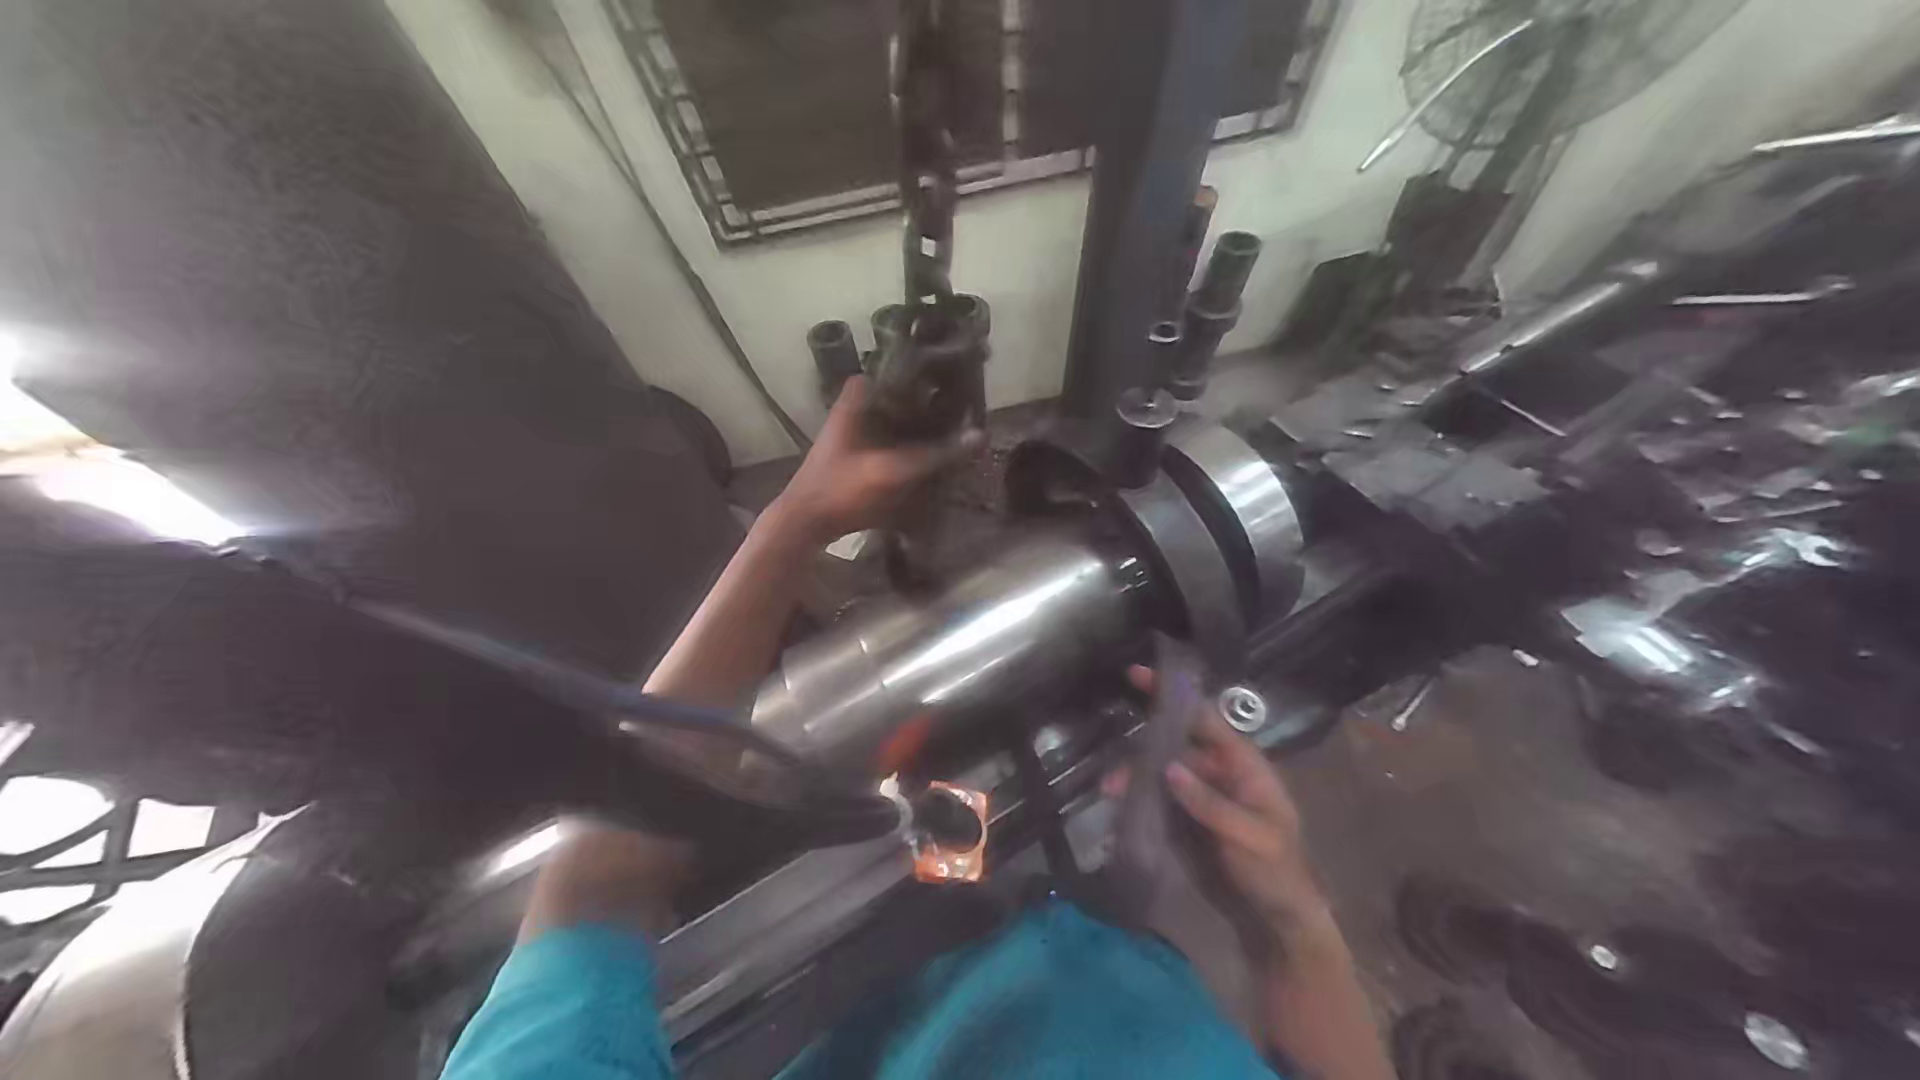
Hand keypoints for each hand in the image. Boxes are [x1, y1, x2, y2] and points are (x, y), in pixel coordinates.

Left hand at [770, 375, 981, 543]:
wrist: (806, 522)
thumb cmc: (842, 489)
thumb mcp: (892, 471)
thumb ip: (935, 454)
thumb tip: (980, 436)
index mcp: (858, 397)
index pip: (901, 370)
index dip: (930, 372)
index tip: (960, 378)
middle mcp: (857, 405)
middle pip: (904, 395)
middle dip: (933, 403)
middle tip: (967, 407)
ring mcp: (857, 429)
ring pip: (900, 418)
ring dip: (925, 425)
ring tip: (960, 427)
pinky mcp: (861, 452)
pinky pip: (895, 439)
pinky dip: (914, 444)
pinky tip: (938, 452)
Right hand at [1107, 666, 1330, 942]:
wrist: (1283, 919)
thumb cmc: (1278, 872)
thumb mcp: (1252, 838)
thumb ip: (1211, 803)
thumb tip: (1169, 768)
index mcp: (1242, 763)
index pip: (1204, 717)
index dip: (1172, 694)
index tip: (1137, 675)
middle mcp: (1219, 770)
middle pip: (1174, 744)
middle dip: (1142, 748)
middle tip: (1112, 769)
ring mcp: (1203, 793)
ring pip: (1162, 771)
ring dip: (1136, 777)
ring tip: (1111, 793)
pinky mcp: (1190, 816)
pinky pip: (1160, 796)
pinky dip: (1140, 796)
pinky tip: (1121, 806)